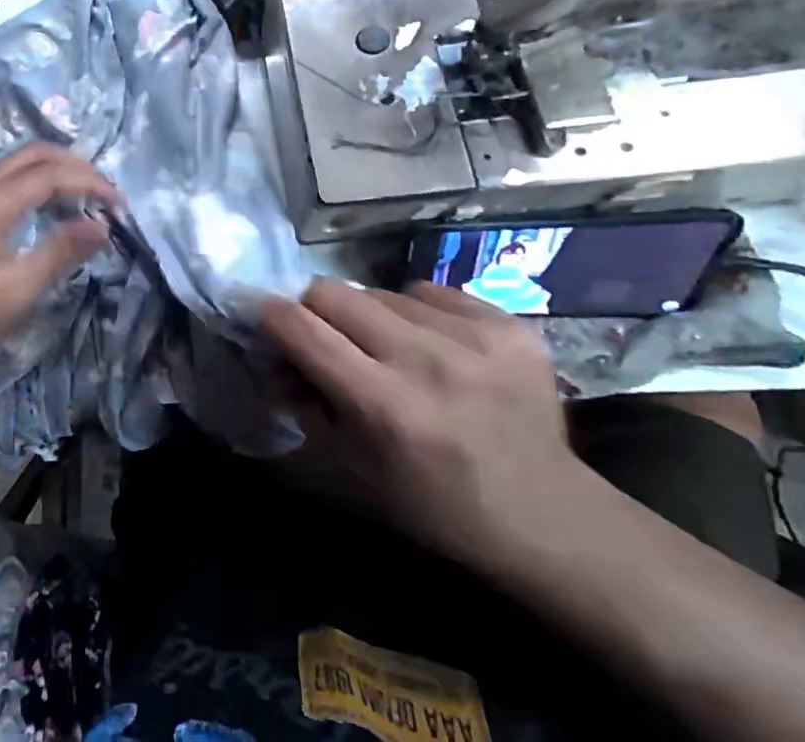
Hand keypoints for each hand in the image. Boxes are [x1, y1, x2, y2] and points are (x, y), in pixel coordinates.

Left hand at [0, 144, 120, 360]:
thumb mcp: (17, 291)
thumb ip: (60, 254)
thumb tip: (101, 227)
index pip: (50, 176)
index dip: (89, 183)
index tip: (119, 204)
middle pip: (32, 155)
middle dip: (74, 164)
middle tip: (104, 188)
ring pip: (16, 163)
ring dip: (54, 168)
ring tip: (84, 190)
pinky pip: (5, 178)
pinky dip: (36, 179)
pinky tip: (46, 203)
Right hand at [259, 279, 583, 571]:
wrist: (542, 513)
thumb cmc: (434, 505)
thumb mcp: (354, 470)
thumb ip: (309, 405)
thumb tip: (279, 356)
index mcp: (385, 408)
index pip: (305, 331)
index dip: (271, 314)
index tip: (261, 311)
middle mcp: (428, 362)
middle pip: (337, 293)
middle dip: (316, 309)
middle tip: (327, 336)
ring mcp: (475, 337)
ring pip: (383, 291)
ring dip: (371, 316)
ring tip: (392, 350)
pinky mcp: (510, 325)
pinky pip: (433, 293)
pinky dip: (419, 313)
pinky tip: (437, 346)